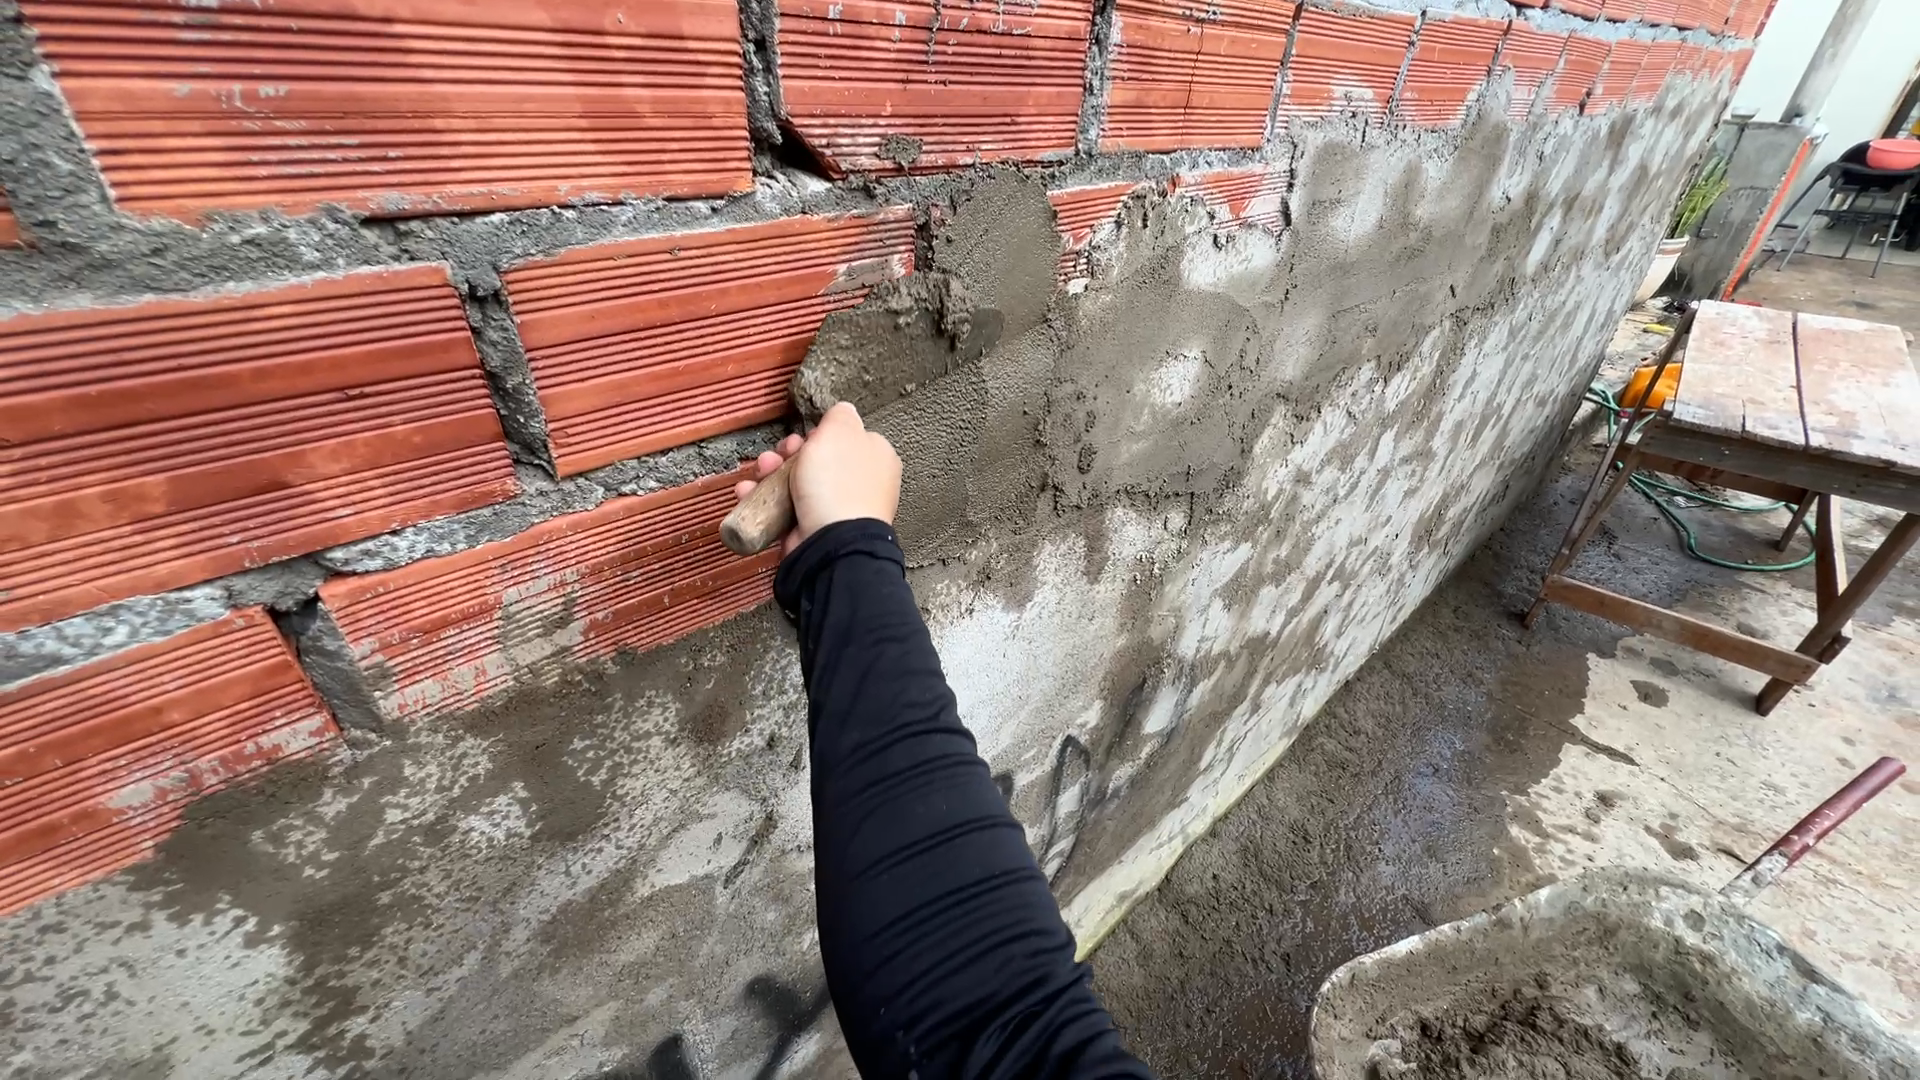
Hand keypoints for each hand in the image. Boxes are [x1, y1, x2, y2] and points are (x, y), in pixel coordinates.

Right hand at [734, 402, 900, 553]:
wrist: (830, 540)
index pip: (846, 439)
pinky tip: (749, 492)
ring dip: (771, 474)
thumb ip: (840, 415)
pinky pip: (784, 510)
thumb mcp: (840, 430)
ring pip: (796, 484)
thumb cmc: (839, 484)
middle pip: (817, 460)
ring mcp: (836, 510)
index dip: (820, 435)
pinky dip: (764, 501)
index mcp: (876, 458)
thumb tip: (841, 412)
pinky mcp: (813, 530)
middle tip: (781, 454)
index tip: (805, 437)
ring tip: (762, 472)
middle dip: (789, 454)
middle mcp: (860, 485)